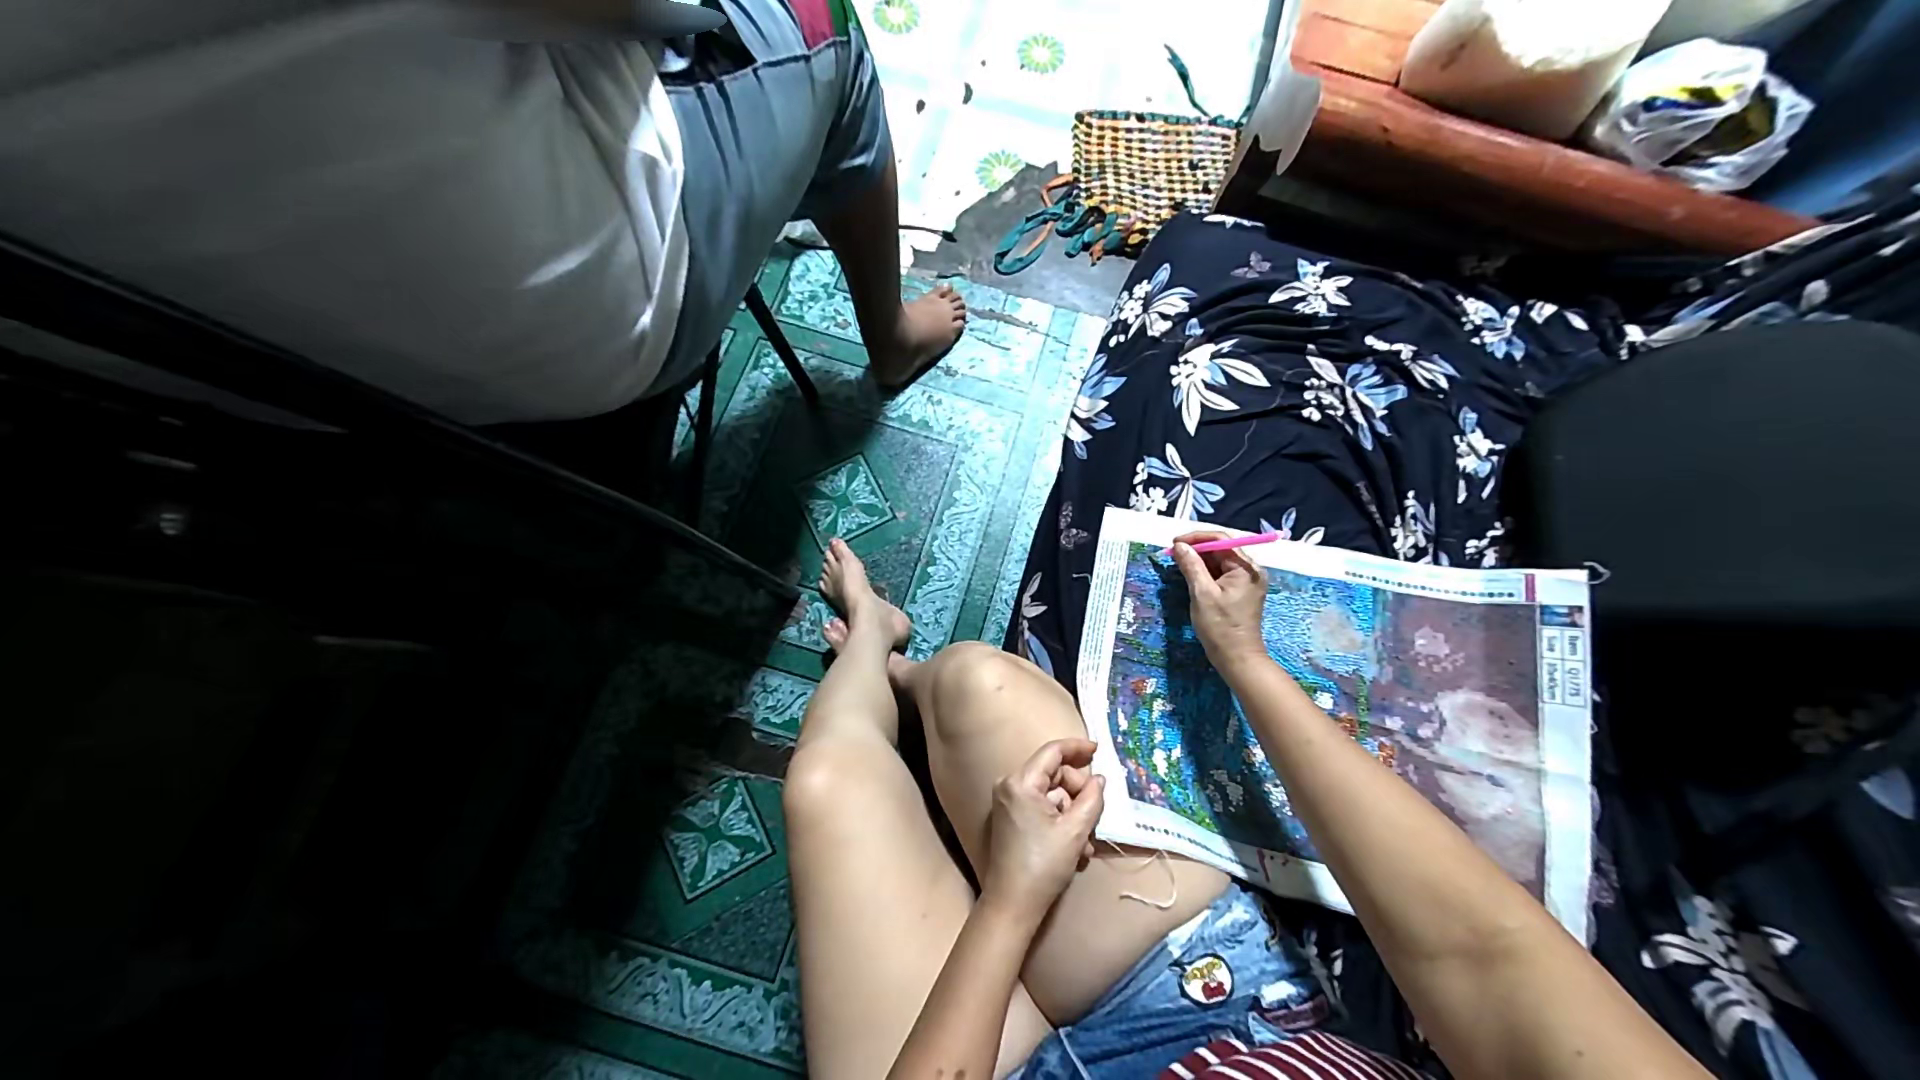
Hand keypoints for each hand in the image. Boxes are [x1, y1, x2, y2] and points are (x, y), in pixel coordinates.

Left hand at [982, 738, 1105, 925]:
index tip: (1098, 750)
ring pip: (1052, 794)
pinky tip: (1074, 846)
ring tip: (1084, 844)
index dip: (1077, 748)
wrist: (1013, 904)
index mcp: (1021, 782)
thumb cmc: (1043, 865)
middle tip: (1094, 819)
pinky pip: (1042, 807)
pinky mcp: (1010, 816)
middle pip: (1054, 774)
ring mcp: (1008, 801)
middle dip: (1078, 794)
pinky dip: (1060, 821)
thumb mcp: (1075, 831)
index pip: (1052, 752)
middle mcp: (1010, 785)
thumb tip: (1099, 779)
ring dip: (1073, 814)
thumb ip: (1091, 799)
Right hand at [1169, 531, 1271, 674]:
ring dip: (1199, 560)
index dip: (1196, 538)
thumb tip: (1179, 546)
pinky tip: (1190, 575)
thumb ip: (1191, 566)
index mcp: (1246, 568)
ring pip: (1219, 561)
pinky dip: (1205, 572)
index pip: (1221, 540)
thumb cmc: (1220, 626)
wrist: (1236, 657)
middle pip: (1221, 549)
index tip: (1174, 543)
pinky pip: (1221, 574)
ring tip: (1178, 563)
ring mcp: (1246, 581)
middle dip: (1196, 549)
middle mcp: (1250, 571)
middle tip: (1173, 554)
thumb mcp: (1201, 593)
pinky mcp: (1240, 591)